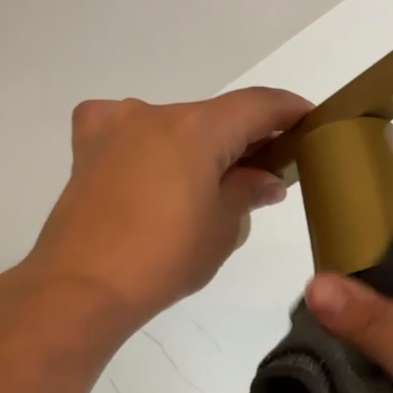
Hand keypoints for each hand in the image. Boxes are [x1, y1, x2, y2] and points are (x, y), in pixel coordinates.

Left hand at [26, 88, 310, 328]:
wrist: (82, 286)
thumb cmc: (165, 258)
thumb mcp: (222, 228)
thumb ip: (248, 191)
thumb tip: (267, 179)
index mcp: (198, 127)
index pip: (258, 105)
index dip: (289, 111)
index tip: (310, 121)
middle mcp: (155, 113)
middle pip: (214, 116)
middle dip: (243, 140)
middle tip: (266, 172)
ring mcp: (115, 127)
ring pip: (172, 125)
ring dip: (197, 146)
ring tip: (209, 184)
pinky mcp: (86, 149)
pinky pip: (125, 130)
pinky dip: (147, 142)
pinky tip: (149, 165)